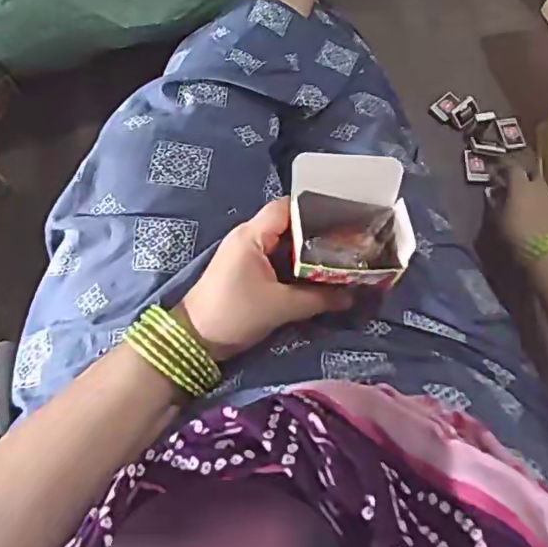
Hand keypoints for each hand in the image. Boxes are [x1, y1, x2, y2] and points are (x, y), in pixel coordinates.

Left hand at [179, 197, 352, 359]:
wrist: (195, 340)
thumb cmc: (235, 314)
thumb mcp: (281, 307)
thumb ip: (319, 299)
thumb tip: (352, 295)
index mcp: (252, 234)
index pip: (288, 207)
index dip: (316, 210)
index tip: (343, 219)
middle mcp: (248, 236)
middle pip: (288, 222)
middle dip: (317, 231)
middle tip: (347, 241)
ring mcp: (245, 252)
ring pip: (284, 241)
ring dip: (307, 249)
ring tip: (339, 255)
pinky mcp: (246, 268)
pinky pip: (276, 256)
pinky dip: (295, 261)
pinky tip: (316, 271)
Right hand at [489, 161, 547, 250]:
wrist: (545, 254)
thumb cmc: (514, 233)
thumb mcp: (496, 218)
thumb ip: (493, 202)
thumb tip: (491, 192)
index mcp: (520, 184)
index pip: (512, 167)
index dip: (503, 168)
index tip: (495, 172)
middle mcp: (537, 186)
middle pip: (531, 173)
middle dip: (521, 175)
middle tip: (510, 182)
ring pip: (539, 186)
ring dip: (530, 188)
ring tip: (520, 197)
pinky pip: (544, 199)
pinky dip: (537, 200)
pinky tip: (530, 209)